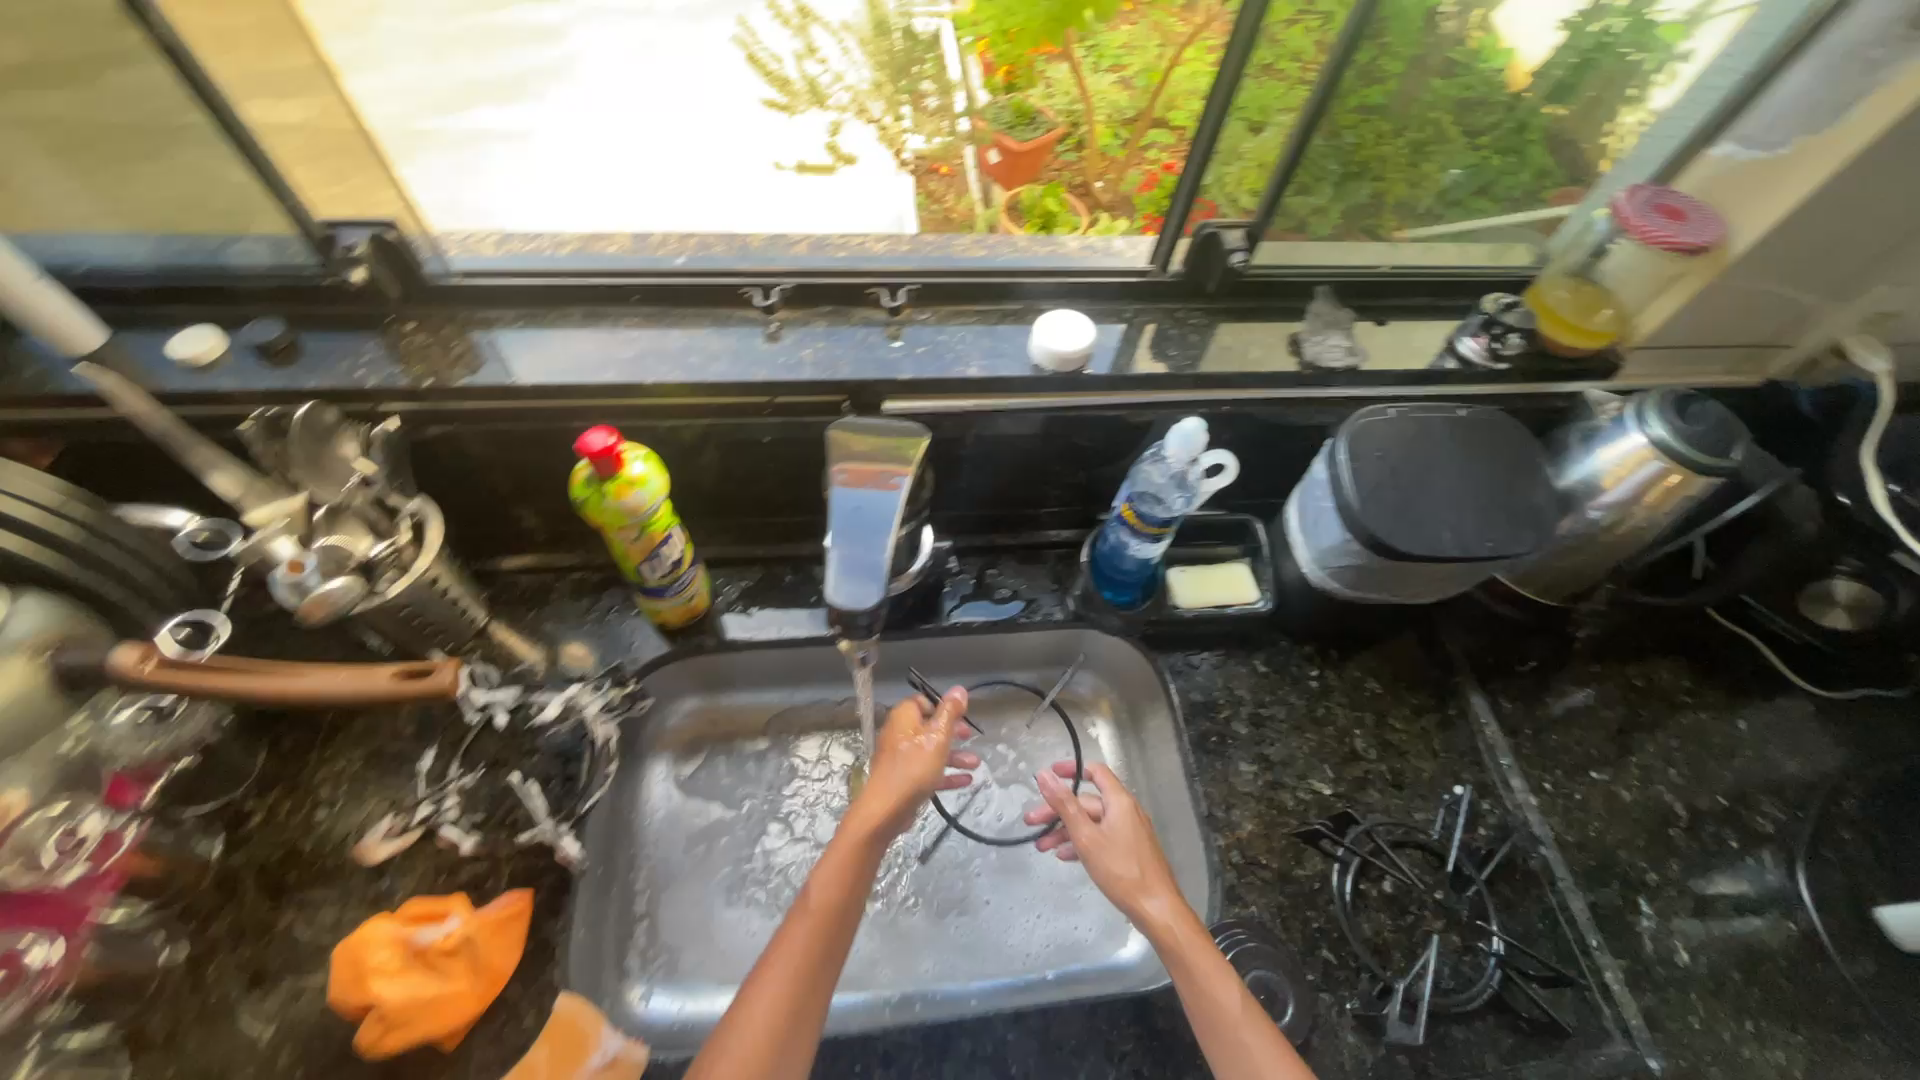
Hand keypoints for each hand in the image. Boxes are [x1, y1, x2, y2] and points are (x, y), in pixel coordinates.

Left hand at [847, 688, 979, 841]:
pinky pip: (928, 771)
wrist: (887, 809)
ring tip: (976, 763)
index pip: (923, 701)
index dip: (943, 706)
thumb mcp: (938, 736)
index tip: (962, 715)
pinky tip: (966, 780)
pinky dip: (946, 773)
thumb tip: (959, 688)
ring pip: (931, 751)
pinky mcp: (905, 779)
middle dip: (953, 733)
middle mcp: (900, 734)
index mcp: (904, 717)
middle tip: (970, 736)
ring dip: (954, 756)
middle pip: (929, 727)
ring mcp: (901, 758)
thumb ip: (950, 712)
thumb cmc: (914, 767)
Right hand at [1027, 761, 1185, 927]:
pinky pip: (1101, 838)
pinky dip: (1082, 843)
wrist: (1156, 909)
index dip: (1071, 770)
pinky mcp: (1129, 851)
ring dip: (1066, 831)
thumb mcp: (1086, 836)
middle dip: (1058, 812)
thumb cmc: (1120, 870)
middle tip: (1032, 823)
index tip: (1049, 775)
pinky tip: (1064, 856)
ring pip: (1092, 823)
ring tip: (1042, 846)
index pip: (1095, 772)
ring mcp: (1129, 832)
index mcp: (1119, 801)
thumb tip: (1044, 775)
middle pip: (1087, 803)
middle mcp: (1126, 811)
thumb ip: (1064, 804)